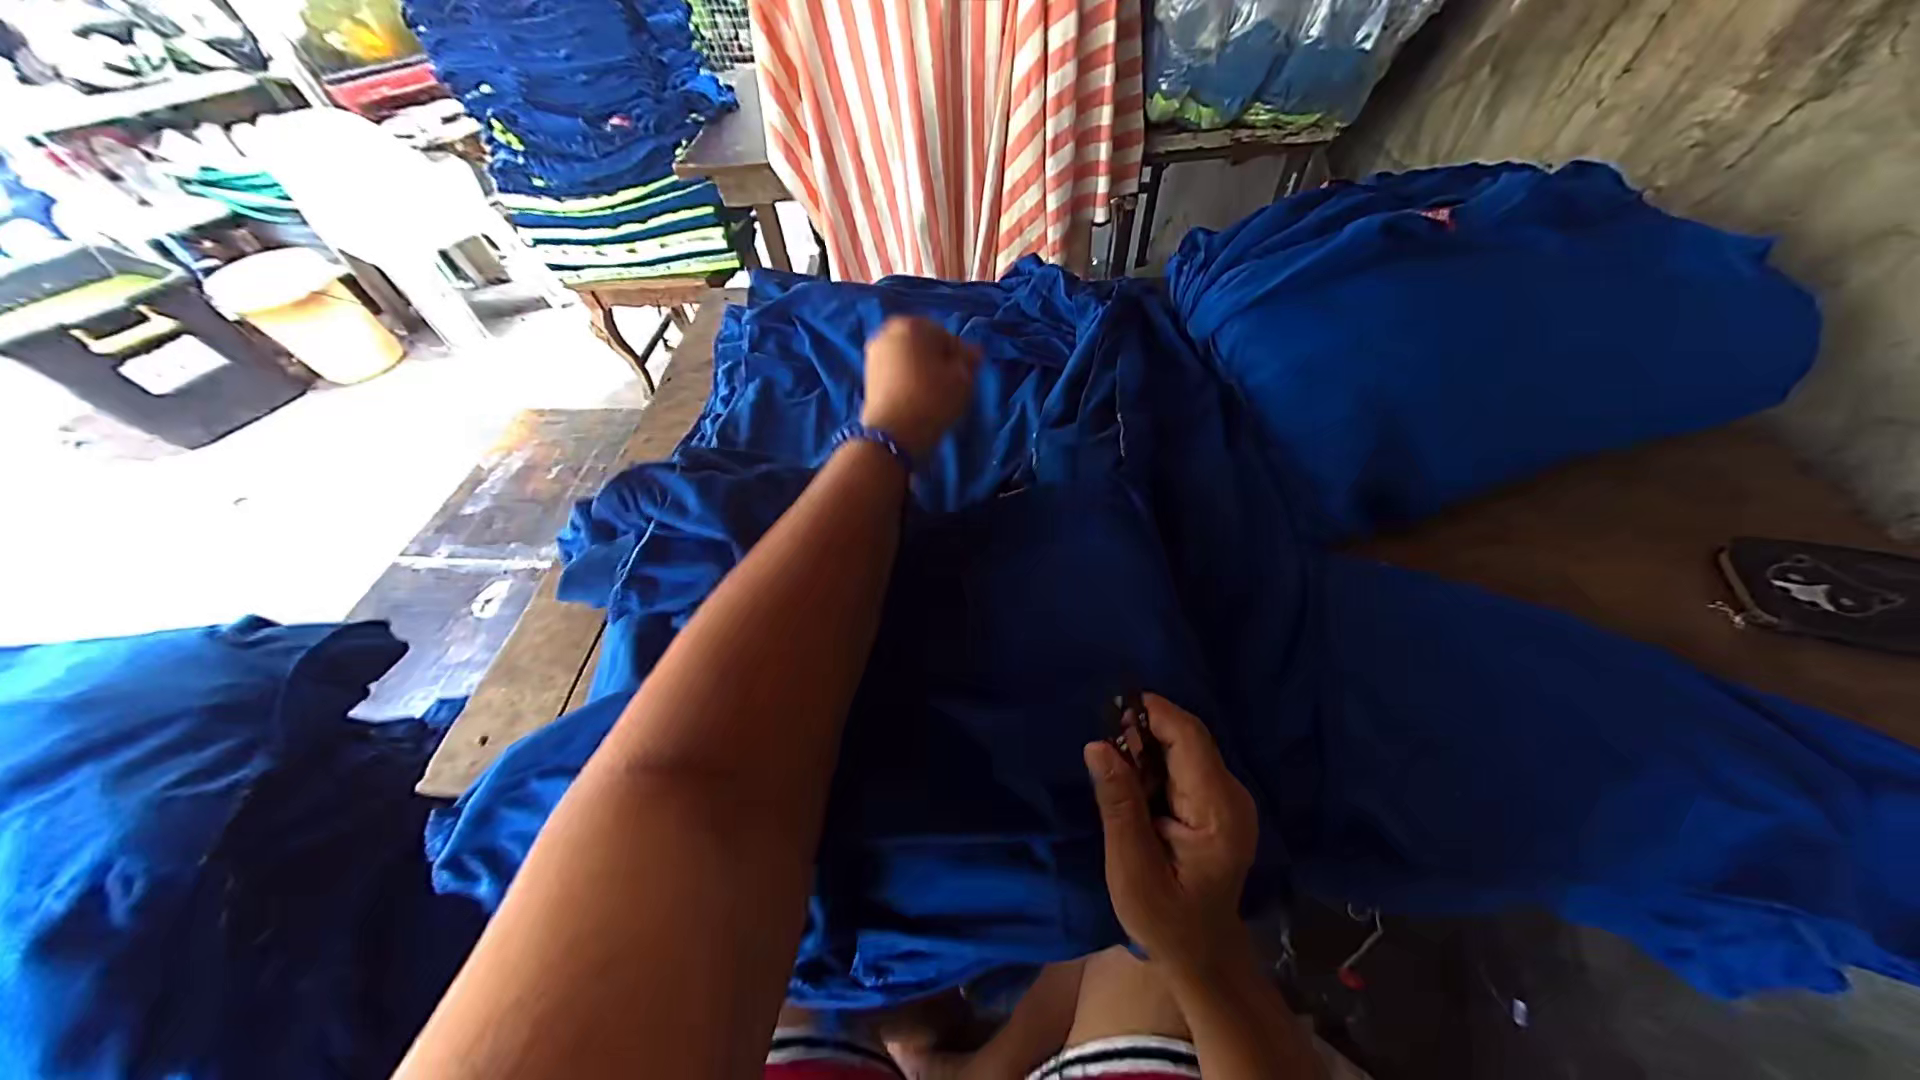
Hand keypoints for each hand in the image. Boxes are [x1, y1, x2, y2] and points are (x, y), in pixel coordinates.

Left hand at [860, 316, 980, 459]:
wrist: (893, 434)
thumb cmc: (932, 400)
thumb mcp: (963, 379)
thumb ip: (969, 359)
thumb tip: (972, 351)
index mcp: (914, 324)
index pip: (947, 337)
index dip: (959, 357)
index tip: (965, 377)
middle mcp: (889, 331)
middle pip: (924, 344)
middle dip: (937, 360)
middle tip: (949, 385)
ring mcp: (874, 352)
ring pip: (909, 357)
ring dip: (921, 369)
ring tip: (932, 393)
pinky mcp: (867, 373)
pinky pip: (895, 370)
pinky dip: (906, 378)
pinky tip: (915, 396)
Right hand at [1084, 694, 1258, 976]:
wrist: (1200, 954)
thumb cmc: (1164, 920)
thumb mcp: (1131, 868)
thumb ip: (1118, 804)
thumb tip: (1097, 744)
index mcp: (1219, 812)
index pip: (1190, 738)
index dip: (1152, 714)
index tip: (1108, 712)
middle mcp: (1232, 795)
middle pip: (1188, 737)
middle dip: (1143, 731)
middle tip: (1103, 748)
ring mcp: (1228, 798)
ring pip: (1184, 746)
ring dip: (1145, 747)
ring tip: (1113, 770)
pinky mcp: (1217, 802)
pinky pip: (1183, 763)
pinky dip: (1153, 763)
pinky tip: (1132, 785)